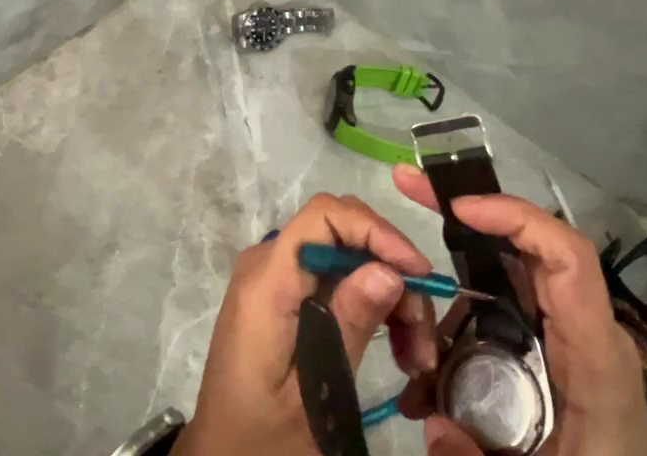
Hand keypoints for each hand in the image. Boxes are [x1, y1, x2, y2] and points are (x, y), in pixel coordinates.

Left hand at [172, 193, 439, 455]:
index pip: (323, 215)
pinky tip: (397, 352)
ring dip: (391, 296)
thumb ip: (347, 326)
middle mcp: (269, 264)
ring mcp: (276, 278)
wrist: (223, 455)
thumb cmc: (263, 434)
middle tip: (423, 333)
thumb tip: (389, 270)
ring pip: (349, 258)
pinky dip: (372, 306)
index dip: (375, 230)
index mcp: (267, 281)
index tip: (418, 272)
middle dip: (392, 270)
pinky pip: (337, 280)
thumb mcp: (313, 390)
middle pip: (343, 234)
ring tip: (417, 357)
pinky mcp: (286, 296)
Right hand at [392, 165, 646, 455]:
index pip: (568, 258)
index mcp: (595, 356)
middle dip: (466, 214)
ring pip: (504, 283)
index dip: (516, 218)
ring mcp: (565, 342)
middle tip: (409, 186)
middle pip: (529, 249)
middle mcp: (582, 334)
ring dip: (449, 289)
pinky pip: (499, 317)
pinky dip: (457, 327)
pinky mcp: (550, 358)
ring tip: (405, 336)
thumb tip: (429, 419)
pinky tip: (424, 375)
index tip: (456, 207)